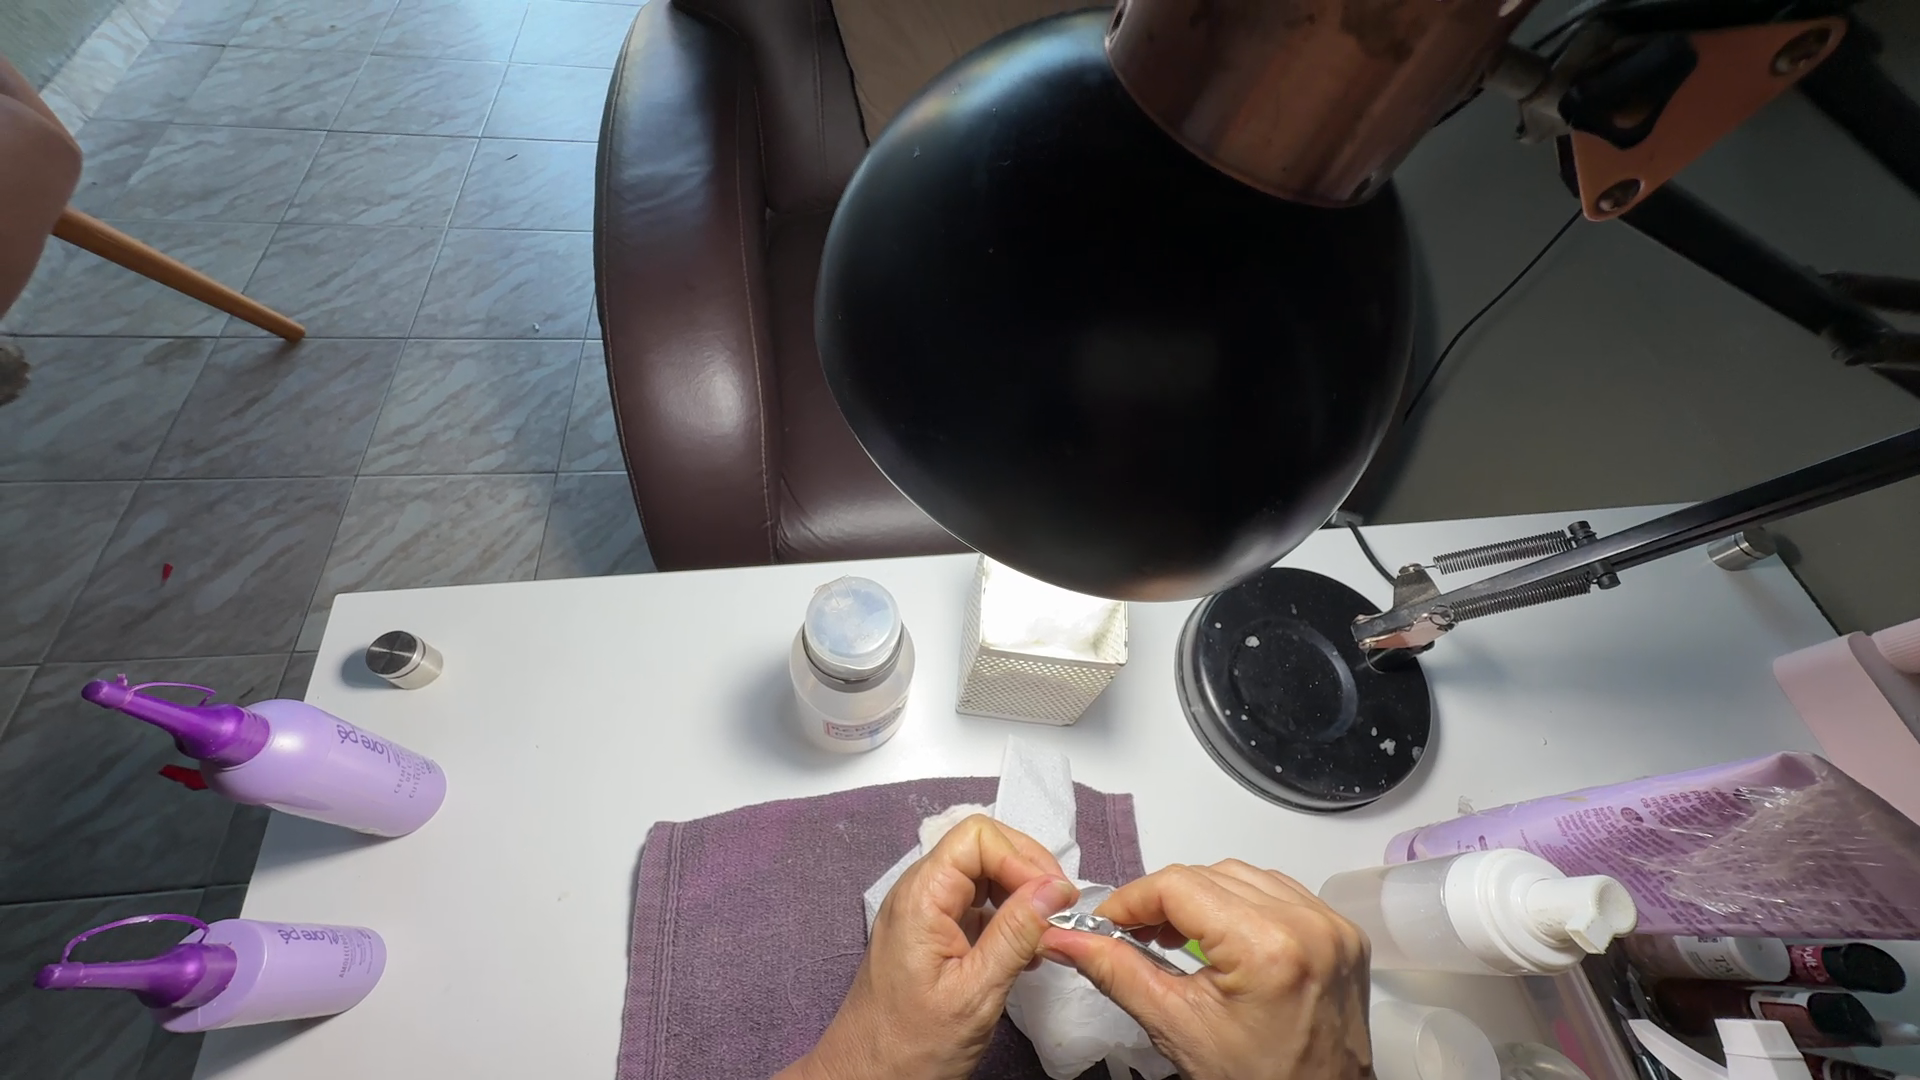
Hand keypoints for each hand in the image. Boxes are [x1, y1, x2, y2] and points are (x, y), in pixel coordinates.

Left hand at [780, 816, 1079, 1079]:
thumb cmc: (910, 1045)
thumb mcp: (975, 993)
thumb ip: (1015, 934)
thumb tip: (1055, 887)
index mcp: (922, 894)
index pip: (977, 837)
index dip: (1020, 857)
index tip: (1054, 895)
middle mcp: (921, 889)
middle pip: (982, 846)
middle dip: (1026, 869)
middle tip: (1058, 909)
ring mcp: (927, 907)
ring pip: (983, 871)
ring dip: (1020, 892)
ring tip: (1045, 932)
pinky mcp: (935, 927)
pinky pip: (977, 899)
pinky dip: (1007, 914)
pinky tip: (1026, 948)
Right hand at [1038, 860, 1371, 1079]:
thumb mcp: (1175, 1027)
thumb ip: (1115, 971)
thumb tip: (1064, 937)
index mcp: (1267, 948)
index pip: (1177, 886)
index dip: (1132, 899)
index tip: (1105, 920)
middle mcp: (1306, 925)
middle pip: (1205, 876)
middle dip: (1162, 900)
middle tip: (1133, 933)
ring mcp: (1329, 923)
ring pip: (1237, 874)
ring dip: (1200, 896)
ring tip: (1175, 934)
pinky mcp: (1340, 928)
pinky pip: (1272, 886)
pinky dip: (1238, 900)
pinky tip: (1222, 931)